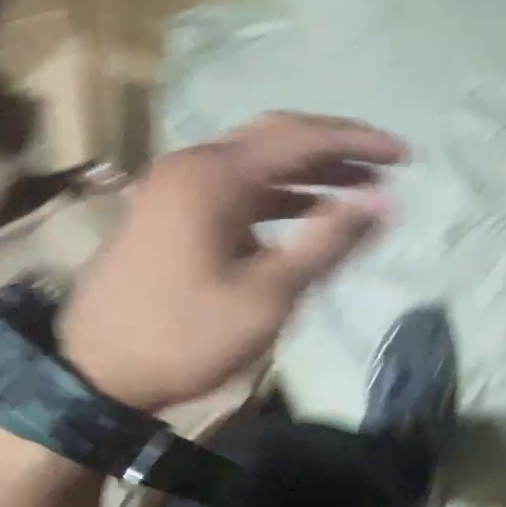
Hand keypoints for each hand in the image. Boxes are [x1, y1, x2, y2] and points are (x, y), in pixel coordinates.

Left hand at [61, 113, 406, 410]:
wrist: (98, 369)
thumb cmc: (188, 334)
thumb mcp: (269, 294)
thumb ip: (328, 242)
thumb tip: (383, 201)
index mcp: (215, 176)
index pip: (301, 139)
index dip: (358, 142)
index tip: (408, 156)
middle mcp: (194, 166)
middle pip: (278, 137)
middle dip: (337, 146)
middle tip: (388, 161)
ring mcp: (179, 186)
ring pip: (259, 161)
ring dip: (312, 170)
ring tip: (363, 185)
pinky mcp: (175, 211)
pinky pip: (241, 186)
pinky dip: (283, 193)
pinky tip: (312, 211)